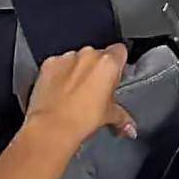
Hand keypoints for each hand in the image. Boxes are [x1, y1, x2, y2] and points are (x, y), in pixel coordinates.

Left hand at [21, 45, 136, 150]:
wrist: (52, 127)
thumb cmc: (84, 119)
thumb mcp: (109, 116)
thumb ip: (123, 117)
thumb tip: (130, 128)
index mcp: (109, 63)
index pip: (120, 51)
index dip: (118, 63)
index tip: (114, 77)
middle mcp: (88, 54)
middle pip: (97, 55)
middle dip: (96, 68)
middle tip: (94, 90)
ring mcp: (66, 57)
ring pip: (77, 59)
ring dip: (77, 70)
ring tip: (73, 91)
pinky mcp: (48, 63)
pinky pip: (58, 64)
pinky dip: (59, 73)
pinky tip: (58, 90)